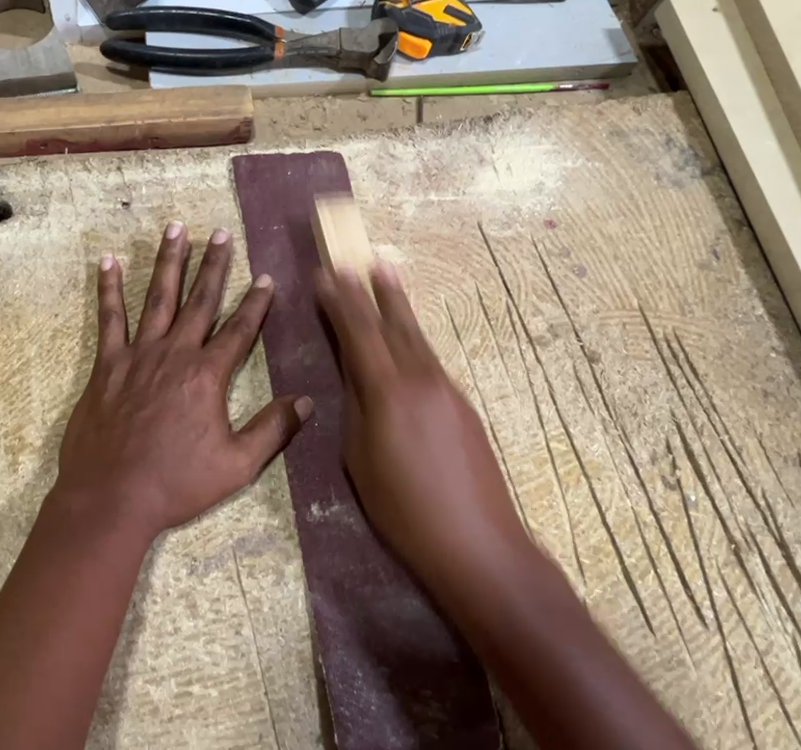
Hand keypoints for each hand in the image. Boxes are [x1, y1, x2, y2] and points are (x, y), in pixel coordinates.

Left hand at [54, 223, 312, 539]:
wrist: (112, 495)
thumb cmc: (176, 484)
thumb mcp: (237, 465)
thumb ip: (273, 430)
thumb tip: (307, 402)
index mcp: (208, 376)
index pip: (240, 330)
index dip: (255, 302)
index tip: (265, 276)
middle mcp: (175, 354)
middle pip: (200, 301)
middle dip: (214, 266)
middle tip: (221, 233)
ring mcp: (138, 355)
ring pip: (157, 297)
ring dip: (169, 262)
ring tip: (176, 229)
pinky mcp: (107, 364)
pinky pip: (109, 317)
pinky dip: (110, 288)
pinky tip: (109, 260)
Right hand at [315, 262, 528, 586]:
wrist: (477, 544)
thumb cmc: (402, 509)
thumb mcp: (359, 457)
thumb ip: (356, 405)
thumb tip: (354, 372)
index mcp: (387, 390)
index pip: (357, 331)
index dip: (339, 300)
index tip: (323, 273)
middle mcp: (420, 377)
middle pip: (392, 322)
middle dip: (373, 289)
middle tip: (360, 256)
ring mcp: (446, 389)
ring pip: (415, 337)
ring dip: (397, 305)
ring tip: (386, 272)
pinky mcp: (462, 406)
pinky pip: (428, 359)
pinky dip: (410, 337)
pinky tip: (404, 335)